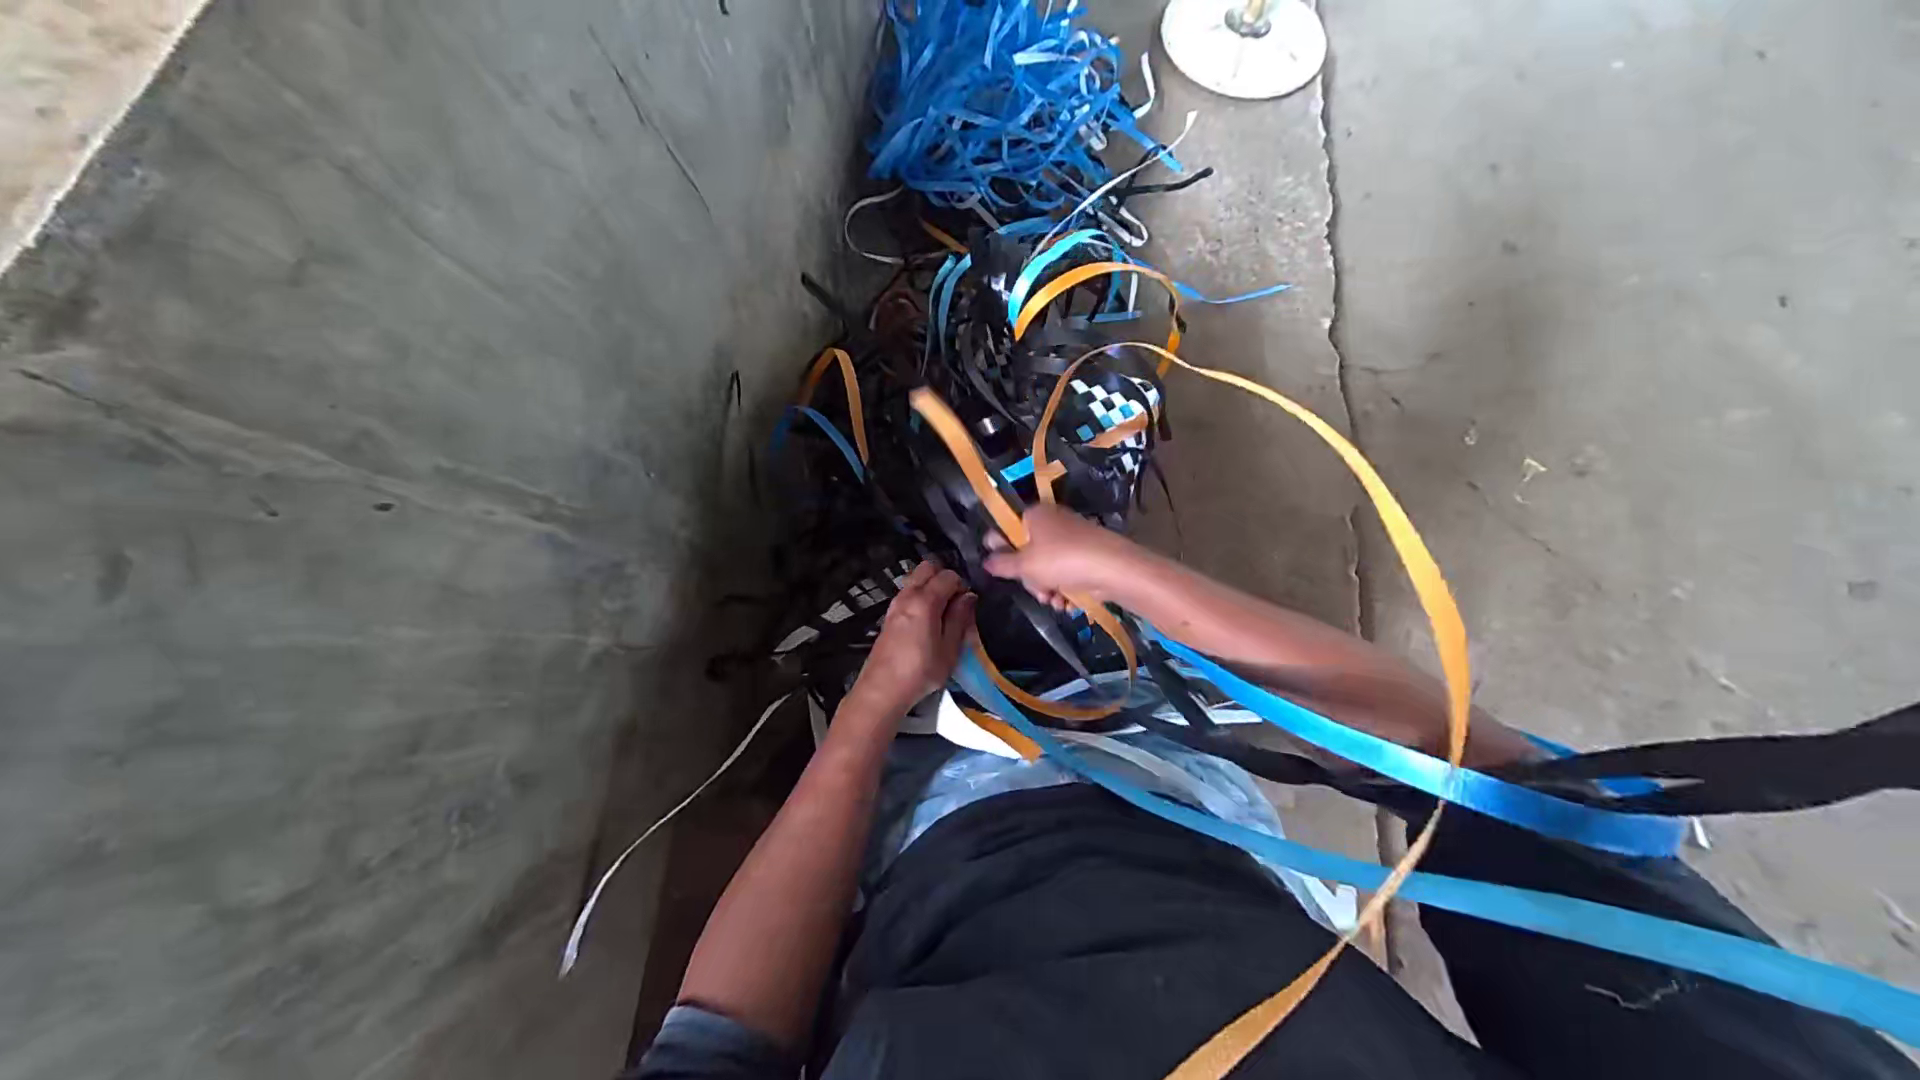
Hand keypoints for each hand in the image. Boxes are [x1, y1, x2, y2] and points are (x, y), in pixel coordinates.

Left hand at [846, 560, 977, 715]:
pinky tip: (927, 620)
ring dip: (931, 586)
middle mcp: (907, 596)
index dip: (962, 585)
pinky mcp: (888, 616)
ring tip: (943, 612)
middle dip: (944, 577)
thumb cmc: (920, 672)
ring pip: (915, 579)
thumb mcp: (949, 650)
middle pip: (927, 568)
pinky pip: (907, 593)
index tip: (968, 603)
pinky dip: (919, 596)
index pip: (948, 576)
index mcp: (924, 601)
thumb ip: (960, 619)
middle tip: (955, 600)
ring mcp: (894, 604)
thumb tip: (969, 598)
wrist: (882, 689)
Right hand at [982, 503, 1148, 609]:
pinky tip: (1068, 603)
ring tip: (1056, 600)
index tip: (1007, 570)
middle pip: (1028, 554)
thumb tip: (985, 560)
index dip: (1004, 552)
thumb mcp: (1024, 565)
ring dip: (1047, 589)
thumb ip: (1001, 563)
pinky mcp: (1087, 555)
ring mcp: (1072, 538)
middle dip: (1031, 578)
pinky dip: (1065, 590)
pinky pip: (1066, 573)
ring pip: (1047, 568)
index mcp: (1034, 515)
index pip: (1008, 529)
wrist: (1113, 568)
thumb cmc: (1062, 560)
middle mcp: (1053, 522)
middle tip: (1038, 589)